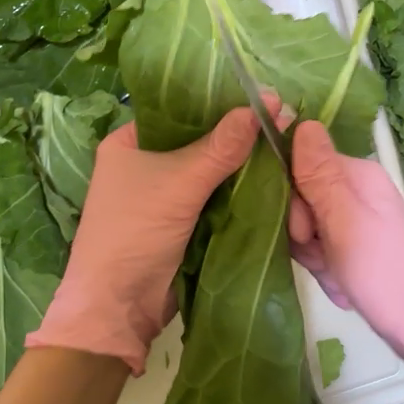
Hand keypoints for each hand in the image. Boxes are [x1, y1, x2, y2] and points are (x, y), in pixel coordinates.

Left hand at [26, 108, 258, 372]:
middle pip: (199, 139)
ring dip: (242, 163)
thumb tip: (267, 103)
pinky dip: (239, 189)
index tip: (261, 93)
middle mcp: (145, 163)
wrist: (118, 309)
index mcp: (130, 142)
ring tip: (285, 140)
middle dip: (237, 133)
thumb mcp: (180, 184)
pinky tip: (273, 175)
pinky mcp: (183, 222)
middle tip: (282, 117)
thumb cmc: (135, 234)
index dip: (219, 100)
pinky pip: (216, 196)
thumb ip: (222, 147)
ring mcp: (165, 195)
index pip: (180, 109)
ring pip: (211, 169)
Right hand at [287, 121, 403, 403]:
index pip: (298, 168)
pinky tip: (342, 286)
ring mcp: (356, 220)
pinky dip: (326, 270)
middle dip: (304, 236)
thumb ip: (320, 176)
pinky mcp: (355, 246)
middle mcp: (357, 191)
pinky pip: (321, 250)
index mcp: (358, 175)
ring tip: (338, 276)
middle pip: (300, 201)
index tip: (307, 232)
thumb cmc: (386, 275)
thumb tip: (302, 121)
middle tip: (326, 258)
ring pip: (307, 229)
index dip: (293, 203)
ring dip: (314, 257)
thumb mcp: (346, 224)